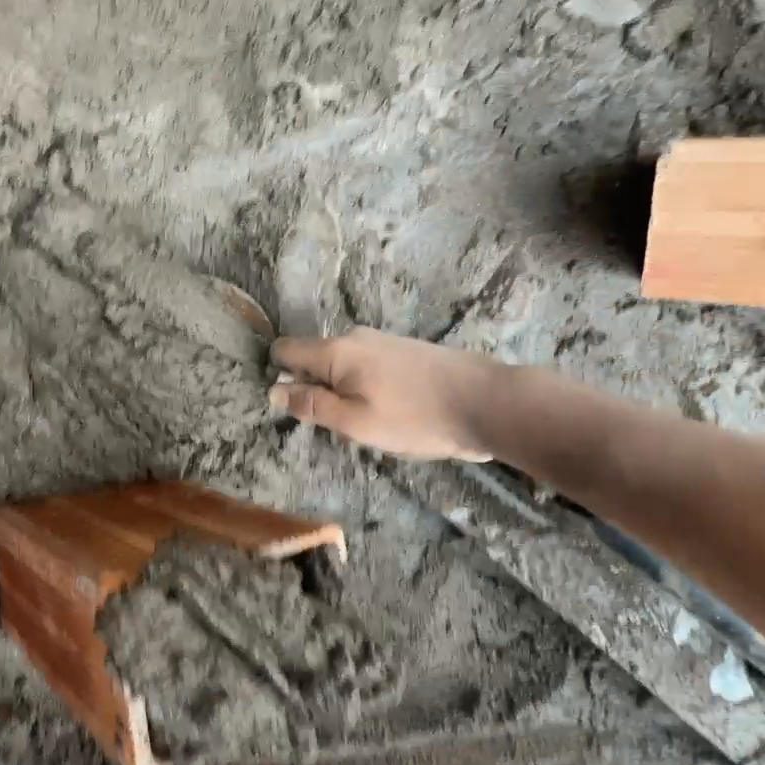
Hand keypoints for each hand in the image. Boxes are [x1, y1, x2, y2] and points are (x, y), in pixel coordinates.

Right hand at [268, 328, 503, 461]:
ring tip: (376, 425)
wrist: (490, 402)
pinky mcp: (405, 350)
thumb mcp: (355, 422)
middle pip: (314, 361)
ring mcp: (382, 342)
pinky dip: (370, 390)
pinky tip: (397, 414)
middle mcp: (354, 337)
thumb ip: (311, 405)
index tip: (297, 407)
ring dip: (346, 395)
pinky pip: (368, 368)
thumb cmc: (417, 417)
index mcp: (335, 351)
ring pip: (343, 368)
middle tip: (343, 427)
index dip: (280, 377)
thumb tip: (274, 391)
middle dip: (318, 392)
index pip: (284, 350)